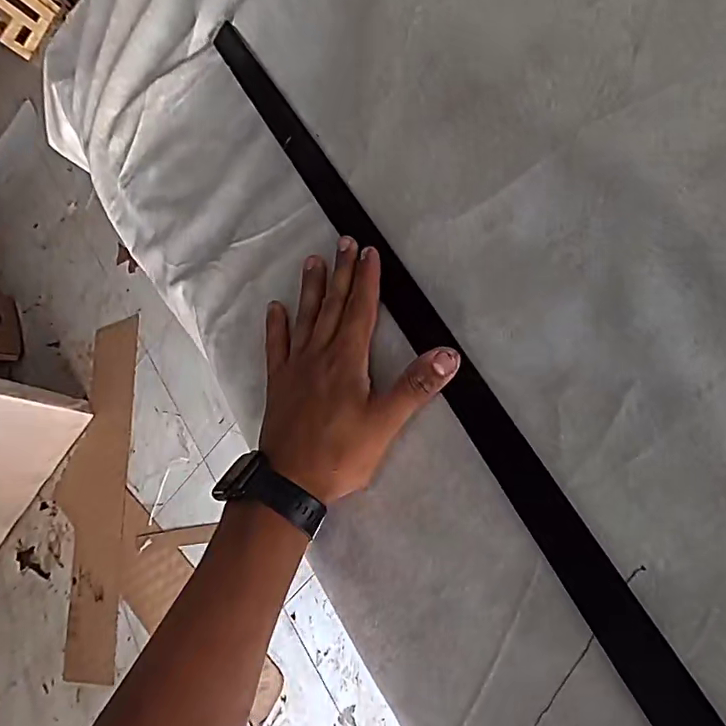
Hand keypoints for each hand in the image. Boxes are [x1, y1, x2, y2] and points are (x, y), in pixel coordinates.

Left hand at [259, 237, 459, 502]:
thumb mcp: (386, 423)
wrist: (290, 483)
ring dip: (311, 290)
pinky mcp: (280, 385)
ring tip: (313, 261)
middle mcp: (319, 356)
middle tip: (343, 242)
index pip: (360, 312)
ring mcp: (296, 369)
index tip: (369, 252)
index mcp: (347, 361)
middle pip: (333, 307)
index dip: (367, 281)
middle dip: (342, 274)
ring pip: (305, 320)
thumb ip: (416, 386)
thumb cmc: (342, 454)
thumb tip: (449, 355)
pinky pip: (277, 347)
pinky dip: (277, 326)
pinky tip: (276, 309)